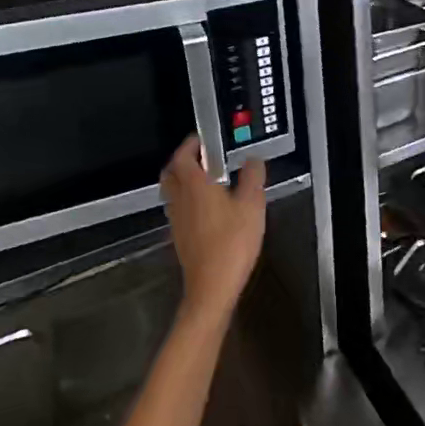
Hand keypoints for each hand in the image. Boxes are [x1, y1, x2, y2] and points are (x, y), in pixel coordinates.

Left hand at [160, 136, 265, 323]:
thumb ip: (253, 178)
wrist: (212, 285)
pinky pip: (178, 208)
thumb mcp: (252, 205)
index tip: (202, 140)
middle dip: (183, 160)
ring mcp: (176, 219)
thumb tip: (253, 160)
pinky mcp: (179, 236)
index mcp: (195, 185)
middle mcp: (180, 199)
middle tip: (201, 157)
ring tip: (206, 180)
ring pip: (172, 190)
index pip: (183, 155)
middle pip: (171, 172)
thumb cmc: (232, 242)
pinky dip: (187, 199)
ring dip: (184, 180)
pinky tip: (207, 208)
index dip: (190, 144)